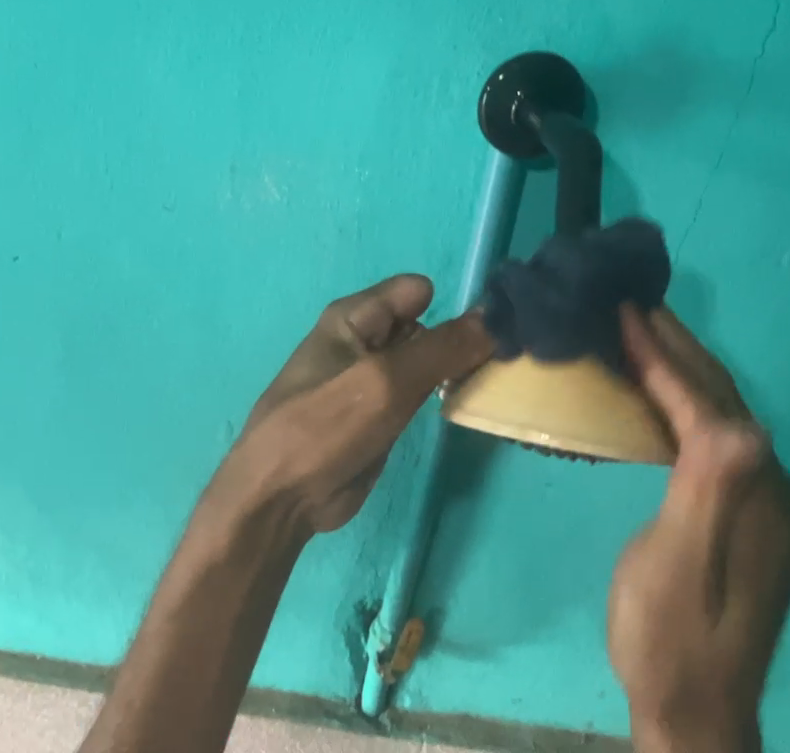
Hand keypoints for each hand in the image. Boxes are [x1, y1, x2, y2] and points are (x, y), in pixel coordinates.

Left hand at [211, 274, 493, 536]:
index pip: (418, 290)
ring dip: (459, 370)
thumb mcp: (386, 380)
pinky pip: (424, 392)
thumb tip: (496, 319)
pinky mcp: (385, 414)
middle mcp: (365, 339)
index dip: (453, 306)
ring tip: (500, 386)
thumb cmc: (325, 427)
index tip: (495, 335)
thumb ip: (442, 348)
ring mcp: (375, 379)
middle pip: (428, 323)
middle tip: (506, 366)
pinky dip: (447, 397)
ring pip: (430, 360)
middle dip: (462, 340)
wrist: (283, 498)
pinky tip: (474, 406)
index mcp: (355, 316)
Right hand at [608, 305, 789, 752]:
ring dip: (681, 373)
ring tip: (641, 335)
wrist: (693, 710)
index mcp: (756, 492)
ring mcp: (765, 504)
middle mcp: (773, 488)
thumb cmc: (667, 634)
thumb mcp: (677, 564)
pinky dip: (683, 408)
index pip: (707, 406)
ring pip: (720, 419)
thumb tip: (733, 423)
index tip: (625, 309)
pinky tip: (659, 399)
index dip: (663, 356)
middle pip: (722, 402)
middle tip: (634, 304)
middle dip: (678, 350)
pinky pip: (715, 443)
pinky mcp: (749, 519)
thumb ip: (709, 491)